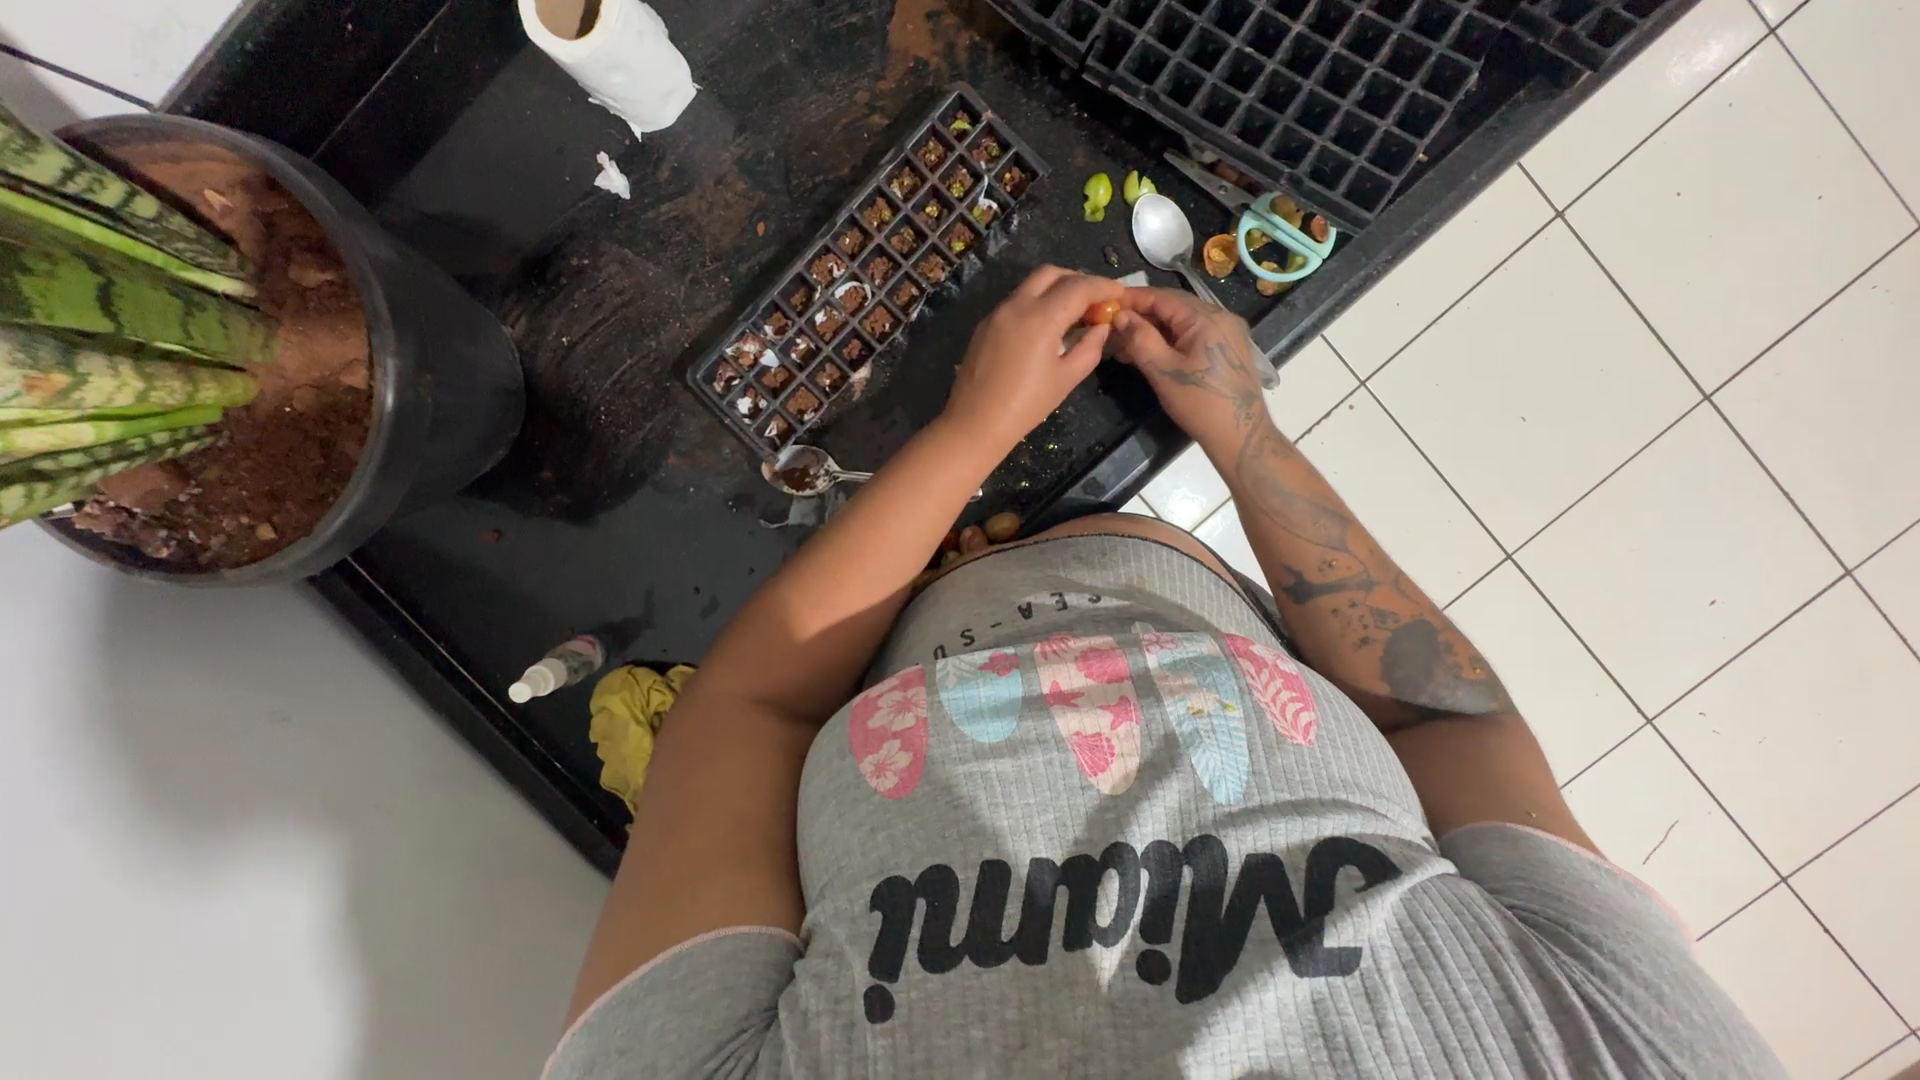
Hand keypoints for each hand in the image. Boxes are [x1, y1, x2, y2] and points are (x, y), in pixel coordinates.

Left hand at [942, 266, 1121, 452]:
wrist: (976, 423)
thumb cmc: (1026, 406)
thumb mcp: (1067, 378)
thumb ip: (1090, 347)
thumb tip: (1101, 326)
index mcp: (1040, 318)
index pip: (1078, 287)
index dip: (1103, 286)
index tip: (1119, 293)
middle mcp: (1016, 306)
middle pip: (1052, 273)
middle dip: (1078, 280)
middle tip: (1095, 301)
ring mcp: (997, 313)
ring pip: (1031, 284)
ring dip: (1056, 289)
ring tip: (1073, 313)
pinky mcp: (986, 324)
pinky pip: (1016, 301)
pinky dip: (1037, 302)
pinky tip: (1047, 326)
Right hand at [1110, 287, 1269, 449]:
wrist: (1240, 435)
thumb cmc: (1200, 404)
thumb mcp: (1163, 371)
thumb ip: (1140, 339)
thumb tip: (1121, 316)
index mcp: (1206, 318)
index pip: (1162, 297)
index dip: (1133, 299)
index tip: (1107, 303)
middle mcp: (1221, 316)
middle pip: (1173, 307)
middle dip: (1141, 315)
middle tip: (1112, 327)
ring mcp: (1227, 332)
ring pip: (1182, 322)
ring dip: (1153, 330)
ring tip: (1124, 345)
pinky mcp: (1227, 348)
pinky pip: (1193, 334)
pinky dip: (1170, 340)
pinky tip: (1149, 352)